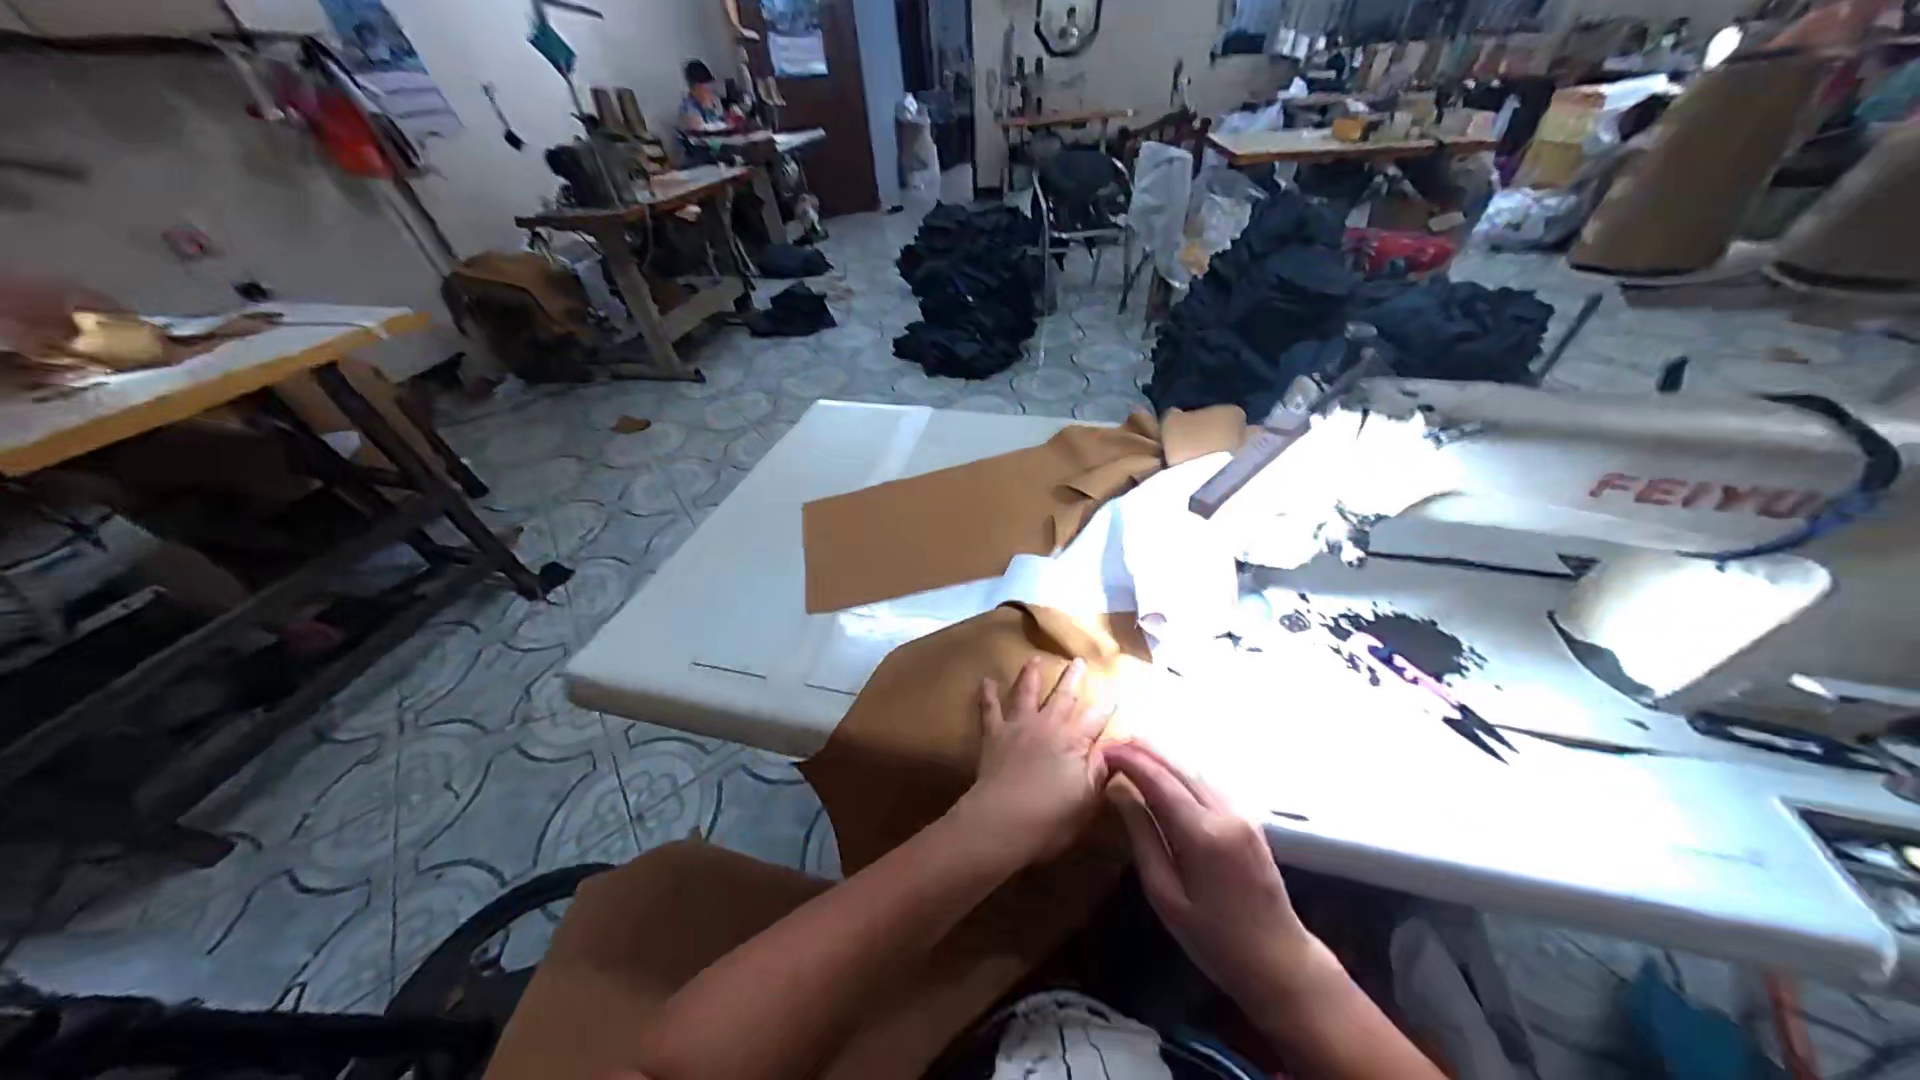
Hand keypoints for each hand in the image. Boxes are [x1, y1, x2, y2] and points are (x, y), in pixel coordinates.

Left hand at [955, 657, 1112, 864]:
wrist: (1001, 822)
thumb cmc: (1051, 818)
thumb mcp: (1089, 800)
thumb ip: (1101, 770)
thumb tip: (1116, 748)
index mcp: (1075, 741)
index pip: (1097, 718)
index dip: (1107, 706)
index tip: (1114, 693)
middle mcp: (1048, 725)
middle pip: (1064, 696)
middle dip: (1074, 678)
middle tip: (1080, 661)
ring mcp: (1019, 726)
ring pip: (1026, 692)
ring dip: (1031, 674)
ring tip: (1034, 658)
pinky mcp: (994, 734)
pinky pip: (990, 709)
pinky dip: (988, 694)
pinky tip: (986, 680)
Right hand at [1104, 741, 1325, 1009]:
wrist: (1279, 961)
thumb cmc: (1214, 938)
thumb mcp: (1165, 895)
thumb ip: (1142, 837)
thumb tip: (1120, 793)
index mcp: (1201, 833)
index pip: (1158, 780)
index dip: (1130, 760)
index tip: (1104, 750)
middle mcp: (1225, 813)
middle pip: (1179, 767)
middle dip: (1145, 751)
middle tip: (1113, 743)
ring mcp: (1242, 814)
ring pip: (1196, 771)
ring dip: (1164, 758)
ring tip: (1133, 750)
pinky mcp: (1249, 821)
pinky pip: (1209, 784)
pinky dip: (1182, 771)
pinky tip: (1167, 773)